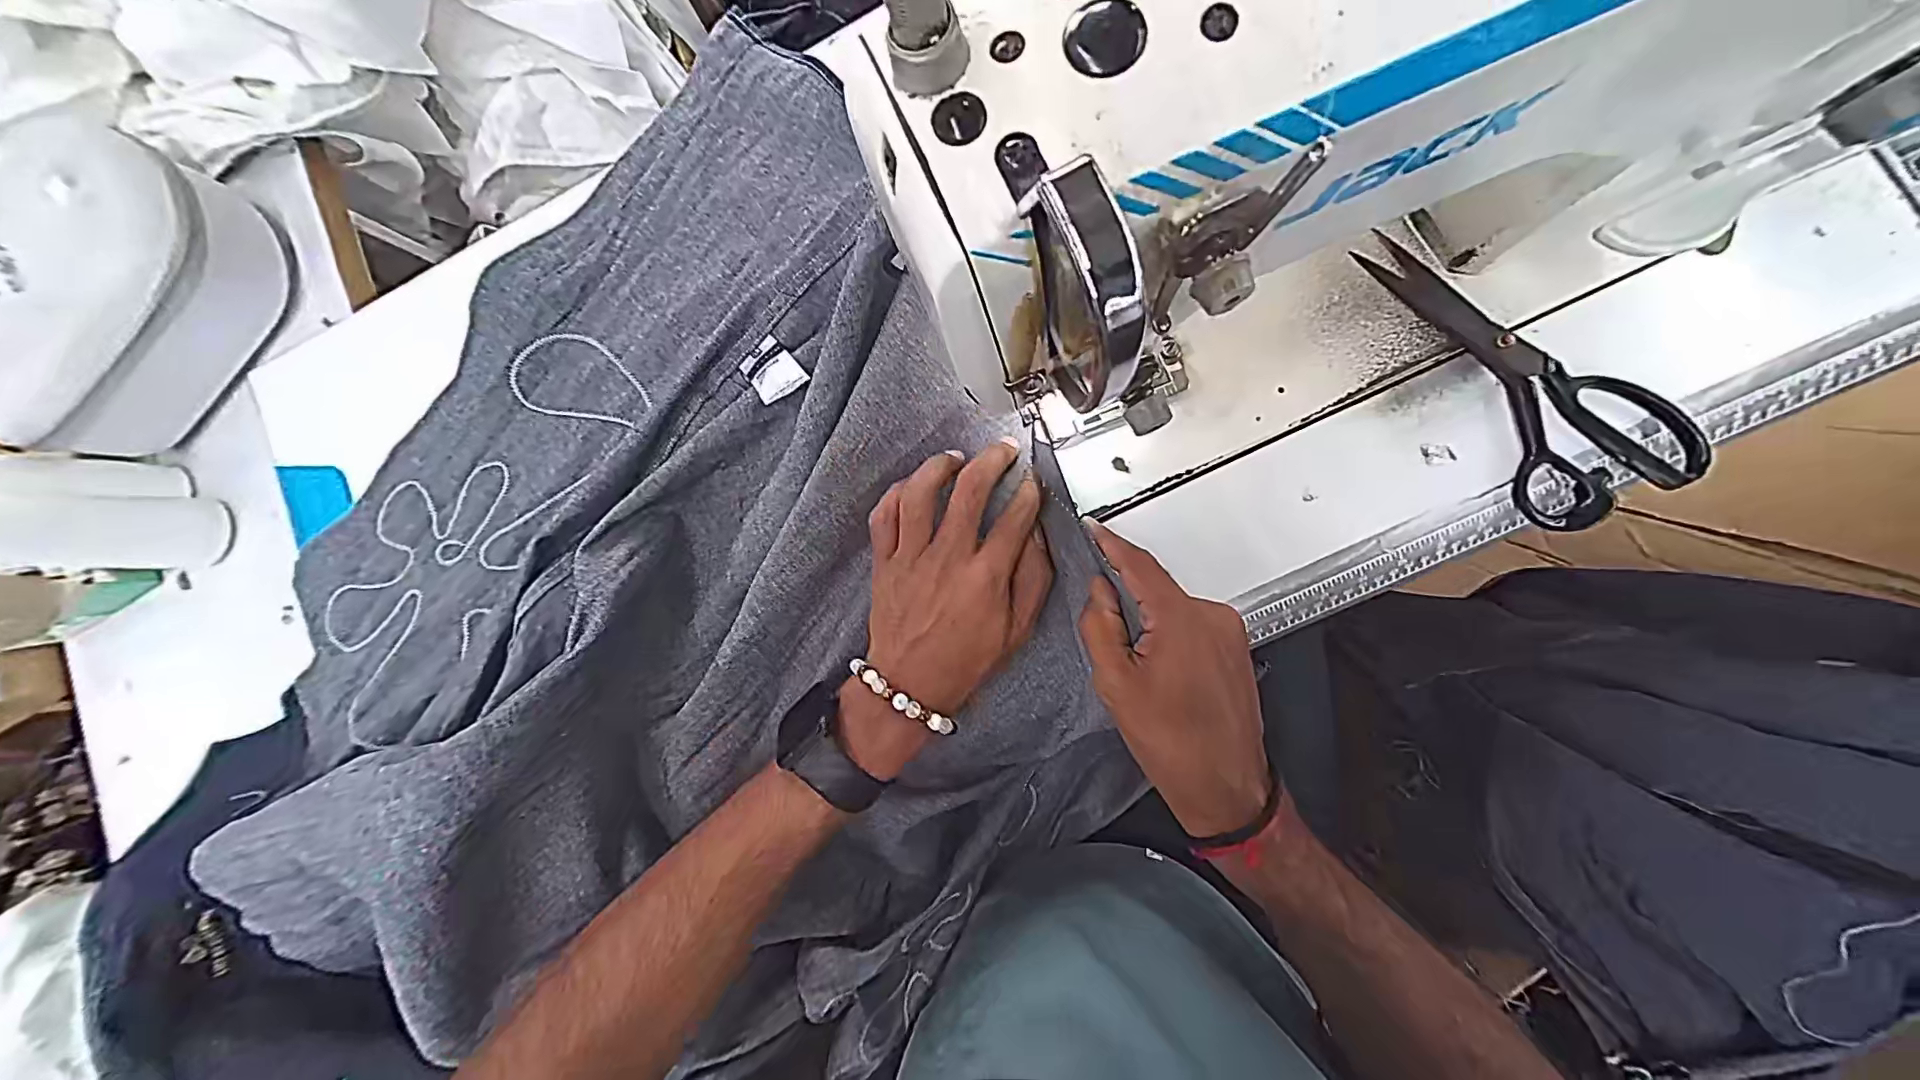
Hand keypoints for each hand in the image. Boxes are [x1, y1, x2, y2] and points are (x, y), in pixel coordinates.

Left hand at [841, 439, 1052, 778]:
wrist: (910, 685)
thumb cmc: (962, 661)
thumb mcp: (1016, 631)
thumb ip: (1033, 580)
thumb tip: (1037, 538)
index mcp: (985, 578)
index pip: (1014, 518)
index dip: (1028, 493)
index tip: (1032, 483)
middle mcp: (947, 560)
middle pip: (970, 491)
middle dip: (992, 461)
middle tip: (1002, 452)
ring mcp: (911, 558)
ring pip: (921, 494)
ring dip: (940, 467)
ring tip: (955, 458)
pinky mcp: (885, 563)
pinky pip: (884, 516)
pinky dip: (896, 493)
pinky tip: (912, 486)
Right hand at [1076, 520, 1271, 836]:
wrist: (1224, 784)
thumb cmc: (1176, 744)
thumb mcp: (1115, 684)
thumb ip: (1100, 626)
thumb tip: (1099, 593)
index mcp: (1181, 619)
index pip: (1140, 564)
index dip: (1111, 544)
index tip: (1094, 529)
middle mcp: (1212, 617)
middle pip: (1156, 588)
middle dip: (1127, 601)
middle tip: (1109, 637)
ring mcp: (1229, 632)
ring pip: (1173, 608)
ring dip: (1150, 623)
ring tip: (1141, 671)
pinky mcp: (1236, 647)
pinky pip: (1192, 624)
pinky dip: (1170, 634)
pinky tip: (1163, 673)